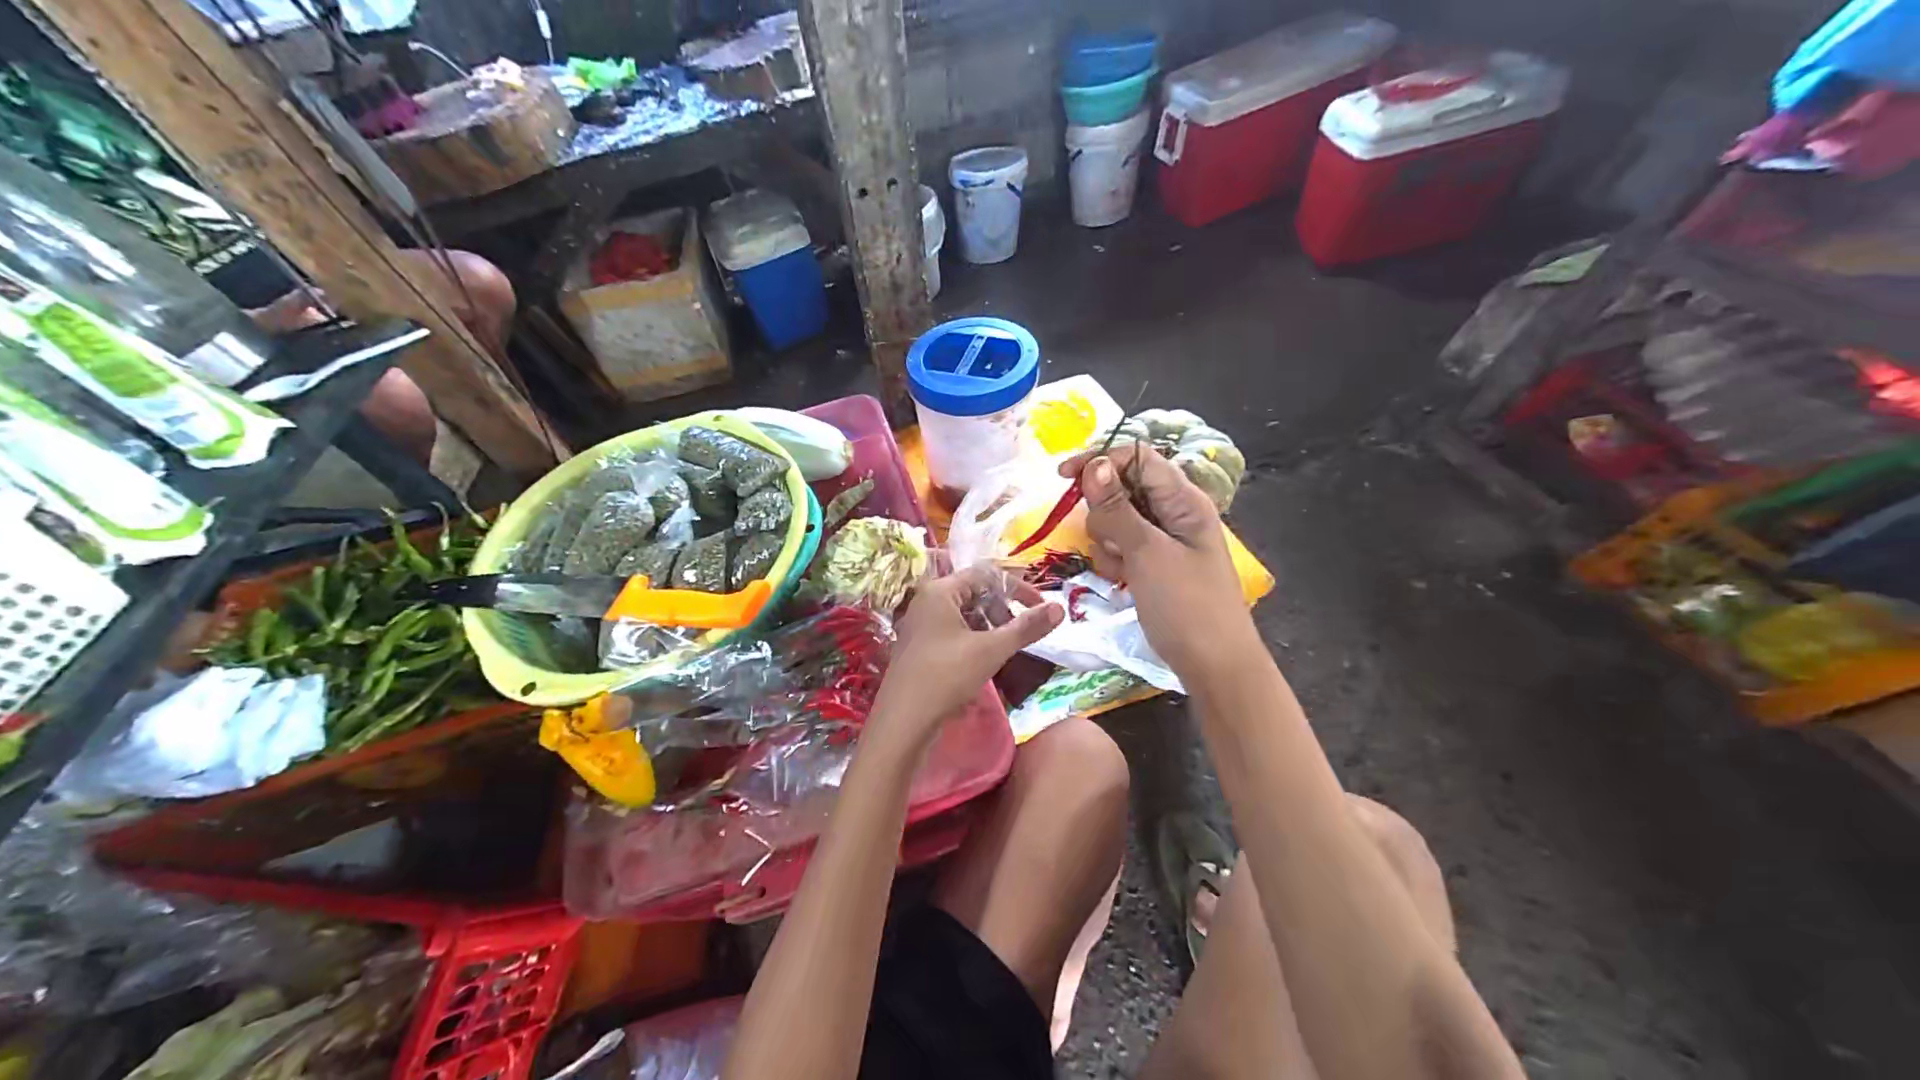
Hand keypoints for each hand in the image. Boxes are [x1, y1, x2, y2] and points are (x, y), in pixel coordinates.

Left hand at [869, 565, 1062, 747]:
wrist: (903, 722)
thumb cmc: (946, 677)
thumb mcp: (992, 650)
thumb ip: (1026, 627)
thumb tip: (1059, 608)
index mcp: (940, 591)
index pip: (986, 574)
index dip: (1018, 588)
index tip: (1042, 607)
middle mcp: (927, 600)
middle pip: (974, 592)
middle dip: (1003, 608)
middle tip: (1022, 631)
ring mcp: (921, 624)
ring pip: (965, 613)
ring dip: (990, 625)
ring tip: (1006, 647)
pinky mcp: (920, 646)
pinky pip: (954, 630)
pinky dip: (975, 638)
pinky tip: (986, 658)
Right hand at [1061, 445, 1254, 677]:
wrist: (1214, 666)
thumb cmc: (1186, 606)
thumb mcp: (1147, 553)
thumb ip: (1117, 508)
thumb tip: (1093, 464)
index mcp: (1183, 499)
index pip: (1137, 458)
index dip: (1100, 460)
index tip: (1063, 478)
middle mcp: (1174, 512)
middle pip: (1122, 488)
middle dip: (1104, 512)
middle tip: (1111, 543)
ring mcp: (1164, 539)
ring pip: (1116, 520)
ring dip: (1107, 541)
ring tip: (1121, 569)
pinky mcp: (1154, 563)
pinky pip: (1122, 547)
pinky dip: (1114, 559)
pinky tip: (1122, 581)